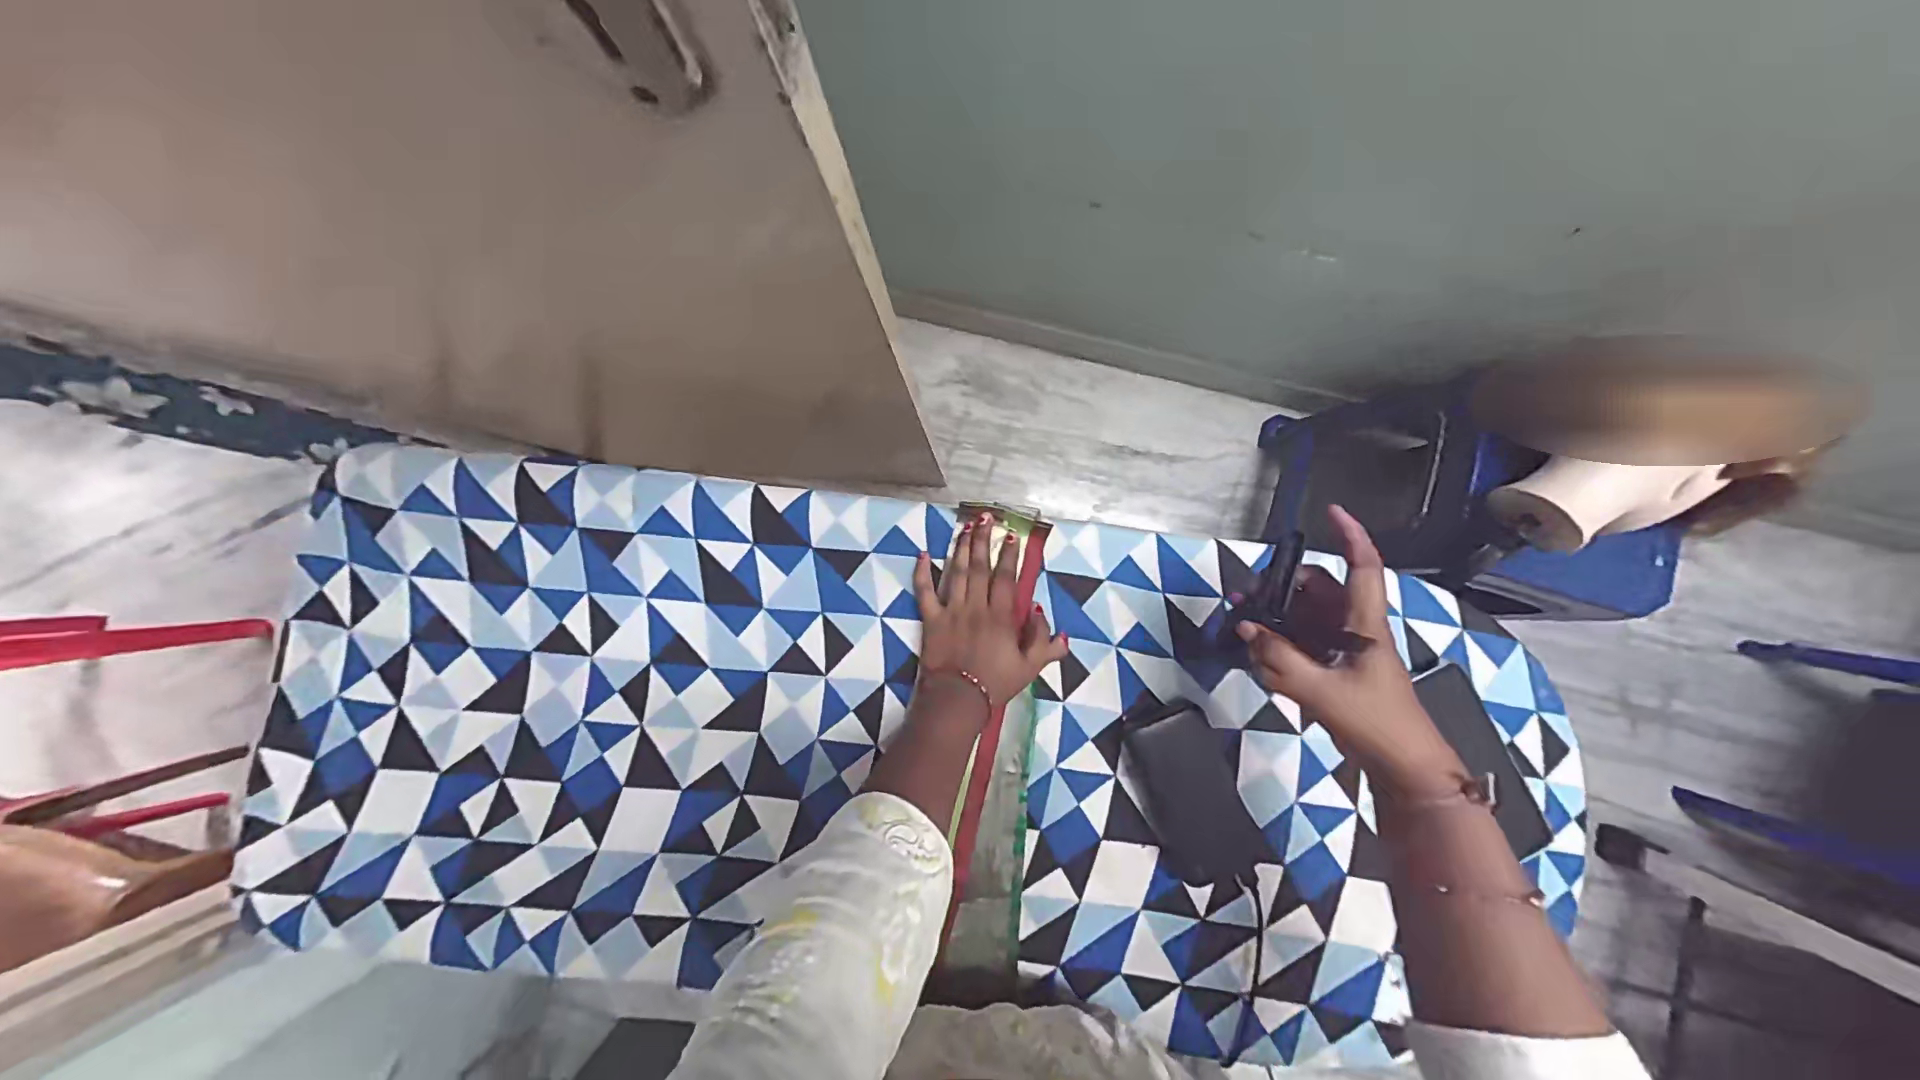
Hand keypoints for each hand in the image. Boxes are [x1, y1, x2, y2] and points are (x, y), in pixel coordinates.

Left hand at [913, 512, 1069, 711]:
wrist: (957, 699)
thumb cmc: (996, 684)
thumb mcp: (1030, 667)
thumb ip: (1044, 641)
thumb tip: (1043, 611)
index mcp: (1001, 616)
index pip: (1006, 577)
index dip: (1009, 555)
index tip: (1010, 535)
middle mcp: (976, 606)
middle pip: (980, 566)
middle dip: (983, 540)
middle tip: (985, 518)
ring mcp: (951, 610)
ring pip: (956, 571)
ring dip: (960, 547)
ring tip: (964, 527)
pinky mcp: (931, 619)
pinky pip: (924, 591)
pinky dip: (922, 571)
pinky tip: (923, 554)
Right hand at [1236, 505, 1466, 799]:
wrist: (1404, 768)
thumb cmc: (1377, 724)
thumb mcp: (1321, 691)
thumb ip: (1278, 658)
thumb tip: (1246, 628)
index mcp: (1366, 625)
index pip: (1363, 568)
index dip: (1351, 536)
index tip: (1332, 512)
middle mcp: (1355, 630)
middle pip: (1319, 591)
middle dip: (1283, 588)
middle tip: (1247, 596)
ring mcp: (1344, 651)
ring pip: (1306, 619)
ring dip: (1276, 621)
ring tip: (1244, 628)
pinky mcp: (1335, 671)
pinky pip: (1302, 645)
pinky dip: (1280, 647)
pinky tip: (1260, 660)